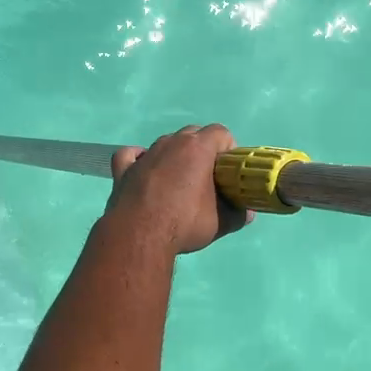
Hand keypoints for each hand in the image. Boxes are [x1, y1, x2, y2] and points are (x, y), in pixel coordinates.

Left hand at [106, 124, 252, 254]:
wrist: (139, 237)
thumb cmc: (184, 224)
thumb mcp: (220, 223)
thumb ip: (236, 214)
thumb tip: (247, 214)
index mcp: (197, 149)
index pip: (220, 133)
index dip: (228, 149)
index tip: (228, 170)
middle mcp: (170, 144)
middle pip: (192, 134)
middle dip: (202, 150)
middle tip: (206, 177)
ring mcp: (144, 156)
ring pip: (164, 144)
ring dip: (173, 156)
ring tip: (177, 181)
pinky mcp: (123, 170)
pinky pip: (131, 155)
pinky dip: (138, 160)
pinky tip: (143, 170)